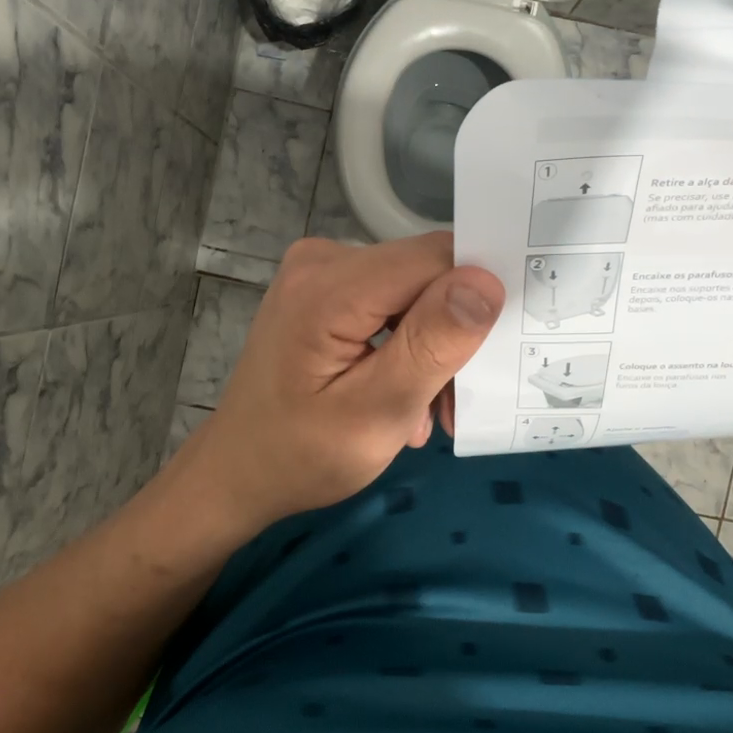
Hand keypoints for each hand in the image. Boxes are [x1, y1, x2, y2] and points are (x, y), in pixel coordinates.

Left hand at [180, 234, 503, 530]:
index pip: (435, 257)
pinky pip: (389, 303)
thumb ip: (431, 344)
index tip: (494, 353)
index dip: (475, 296)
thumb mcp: (377, 412)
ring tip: (422, 414)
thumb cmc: (302, 457)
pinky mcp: (322, 291)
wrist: (238, 474)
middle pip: (424, 275)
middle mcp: (322, 260)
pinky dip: (404, 347)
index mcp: (328, 286)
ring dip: (429, 351)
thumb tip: (487, 281)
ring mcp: (319, 273)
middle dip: (450, 336)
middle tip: (449, 408)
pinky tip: (398, 396)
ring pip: (413, 292)